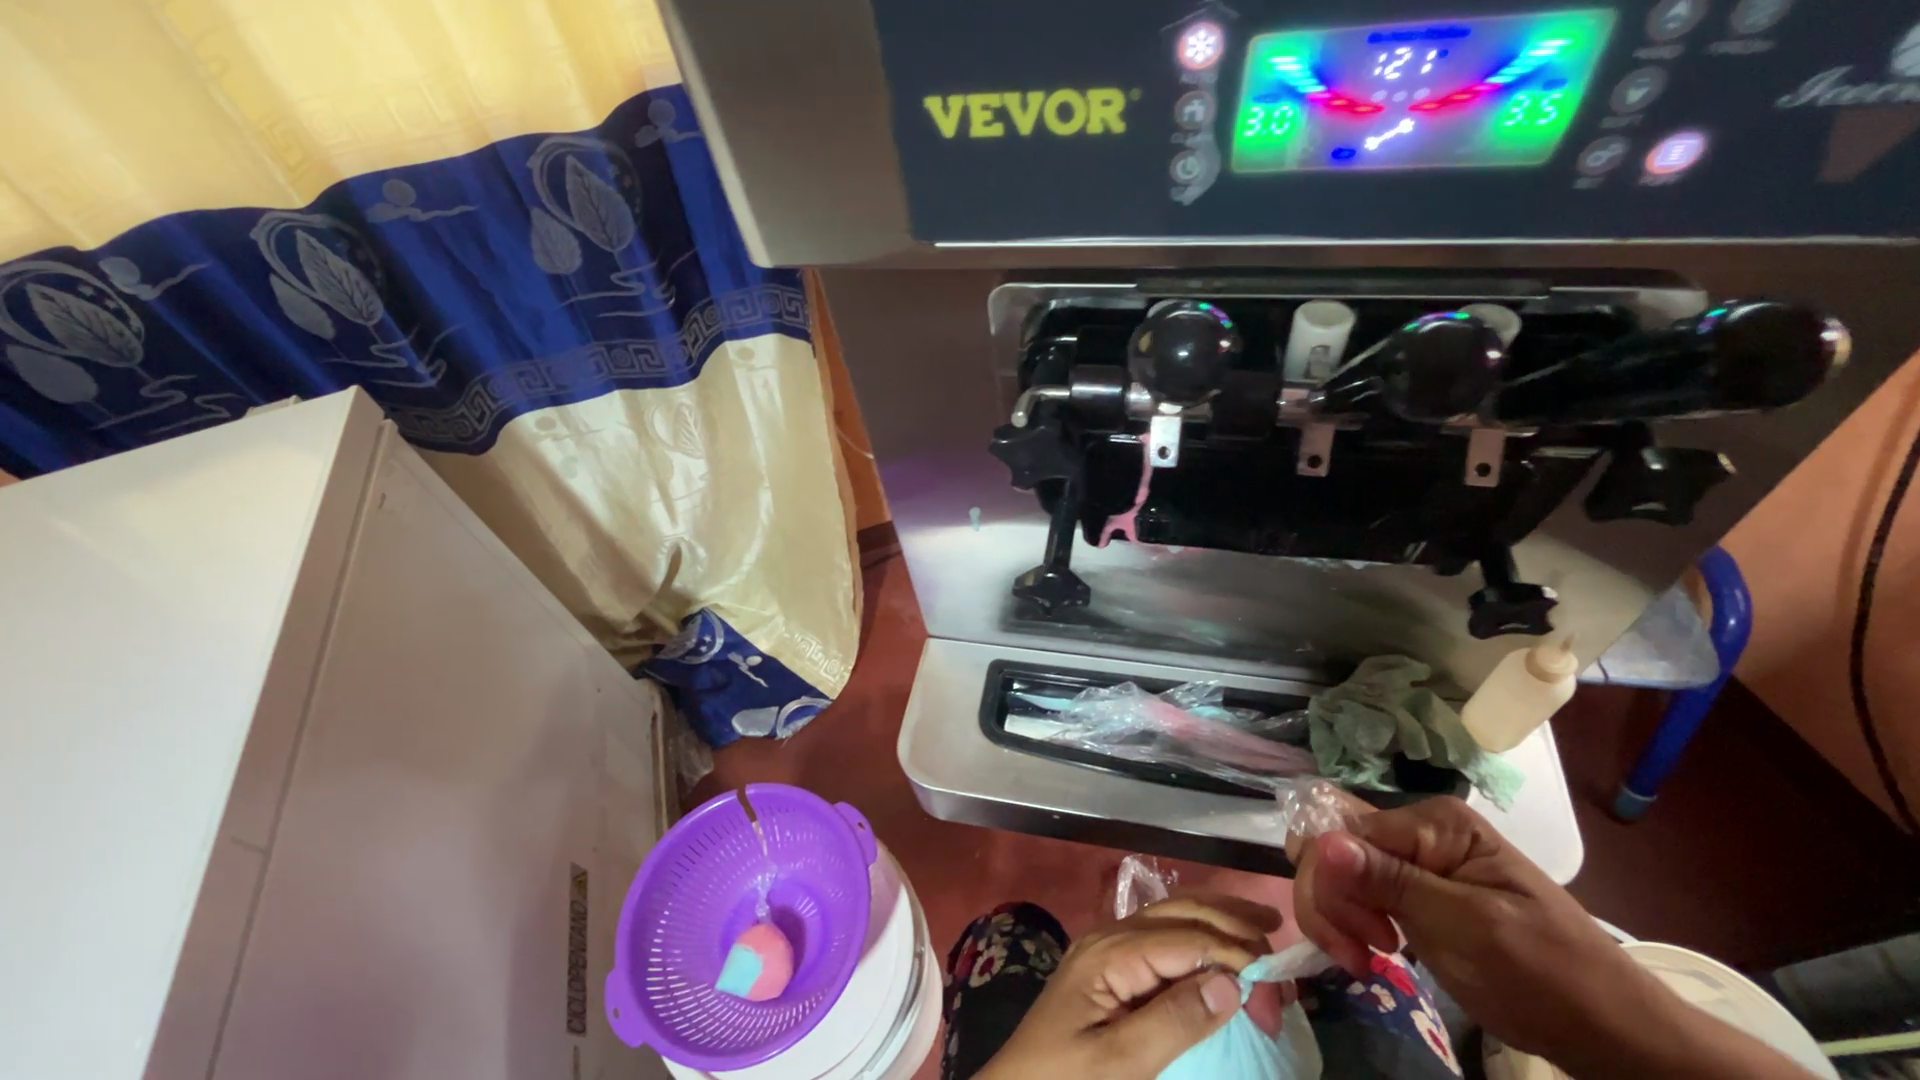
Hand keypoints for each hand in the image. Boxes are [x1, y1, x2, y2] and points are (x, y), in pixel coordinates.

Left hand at [976, 894, 1287, 1079]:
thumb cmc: (1065, 1078)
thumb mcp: (1121, 1062)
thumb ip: (1176, 1020)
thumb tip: (1234, 982)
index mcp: (1111, 952)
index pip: (1188, 938)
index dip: (1237, 958)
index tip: (1278, 994)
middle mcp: (1110, 937)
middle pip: (1181, 913)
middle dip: (1232, 923)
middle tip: (1281, 942)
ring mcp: (1108, 949)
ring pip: (1172, 917)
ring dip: (1218, 919)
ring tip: (1262, 926)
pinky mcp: (1111, 968)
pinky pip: (1161, 938)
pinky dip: (1198, 936)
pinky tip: (1219, 946)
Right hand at [1291, 797, 1815, 1079]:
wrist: (1607, 1027)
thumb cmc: (1545, 975)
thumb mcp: (1467, 929)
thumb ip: (1391, 882)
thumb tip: (1323, 842)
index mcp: (1434, 822)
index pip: (1340, 832)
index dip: (1334, 884)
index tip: (1366, 940)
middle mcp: (1416, 828)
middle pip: (1330, 848)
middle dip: (1331, 904)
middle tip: (1362, 954)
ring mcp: (1414, 859)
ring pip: (1335, 872)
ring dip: (1337, 918)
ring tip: (1368, 958)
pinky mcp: (1413, 890)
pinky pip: (1356, 892)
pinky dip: (1351, 924)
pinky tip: (1374, 951)